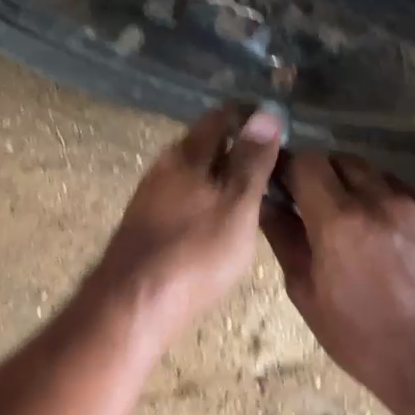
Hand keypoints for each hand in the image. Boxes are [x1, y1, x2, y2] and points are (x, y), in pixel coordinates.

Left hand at [88, 106, 284, 327]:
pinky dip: (206, 201)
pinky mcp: (146, 226)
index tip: (281, 126)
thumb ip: (251, 162)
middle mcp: (162, 168)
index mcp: (185, 155)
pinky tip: (222, 220)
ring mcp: (150, 197)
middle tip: (277, 163)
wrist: (134, 301)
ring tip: (257, 193)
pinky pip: (183, 200)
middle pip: (203, 146)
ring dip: (221, 177)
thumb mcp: (236, 205)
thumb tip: (266, 113)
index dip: (249, 117)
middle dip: (237, 149)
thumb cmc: (195, 251)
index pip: (219, 119)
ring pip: (192, 175)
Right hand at [260, 154, 414, 414]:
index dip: (293, 169)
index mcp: (339, 221)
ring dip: (366, 191)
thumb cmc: (365, 340)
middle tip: (322, 206)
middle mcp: (384, 203)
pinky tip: (403, 241)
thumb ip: (285, 239)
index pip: (308, 162)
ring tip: (366, 227)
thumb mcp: (307, 294)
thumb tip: (265, 202)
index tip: (286, 185)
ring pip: (384, 177)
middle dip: (327, 177)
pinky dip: (402, 207)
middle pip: (345, 162)